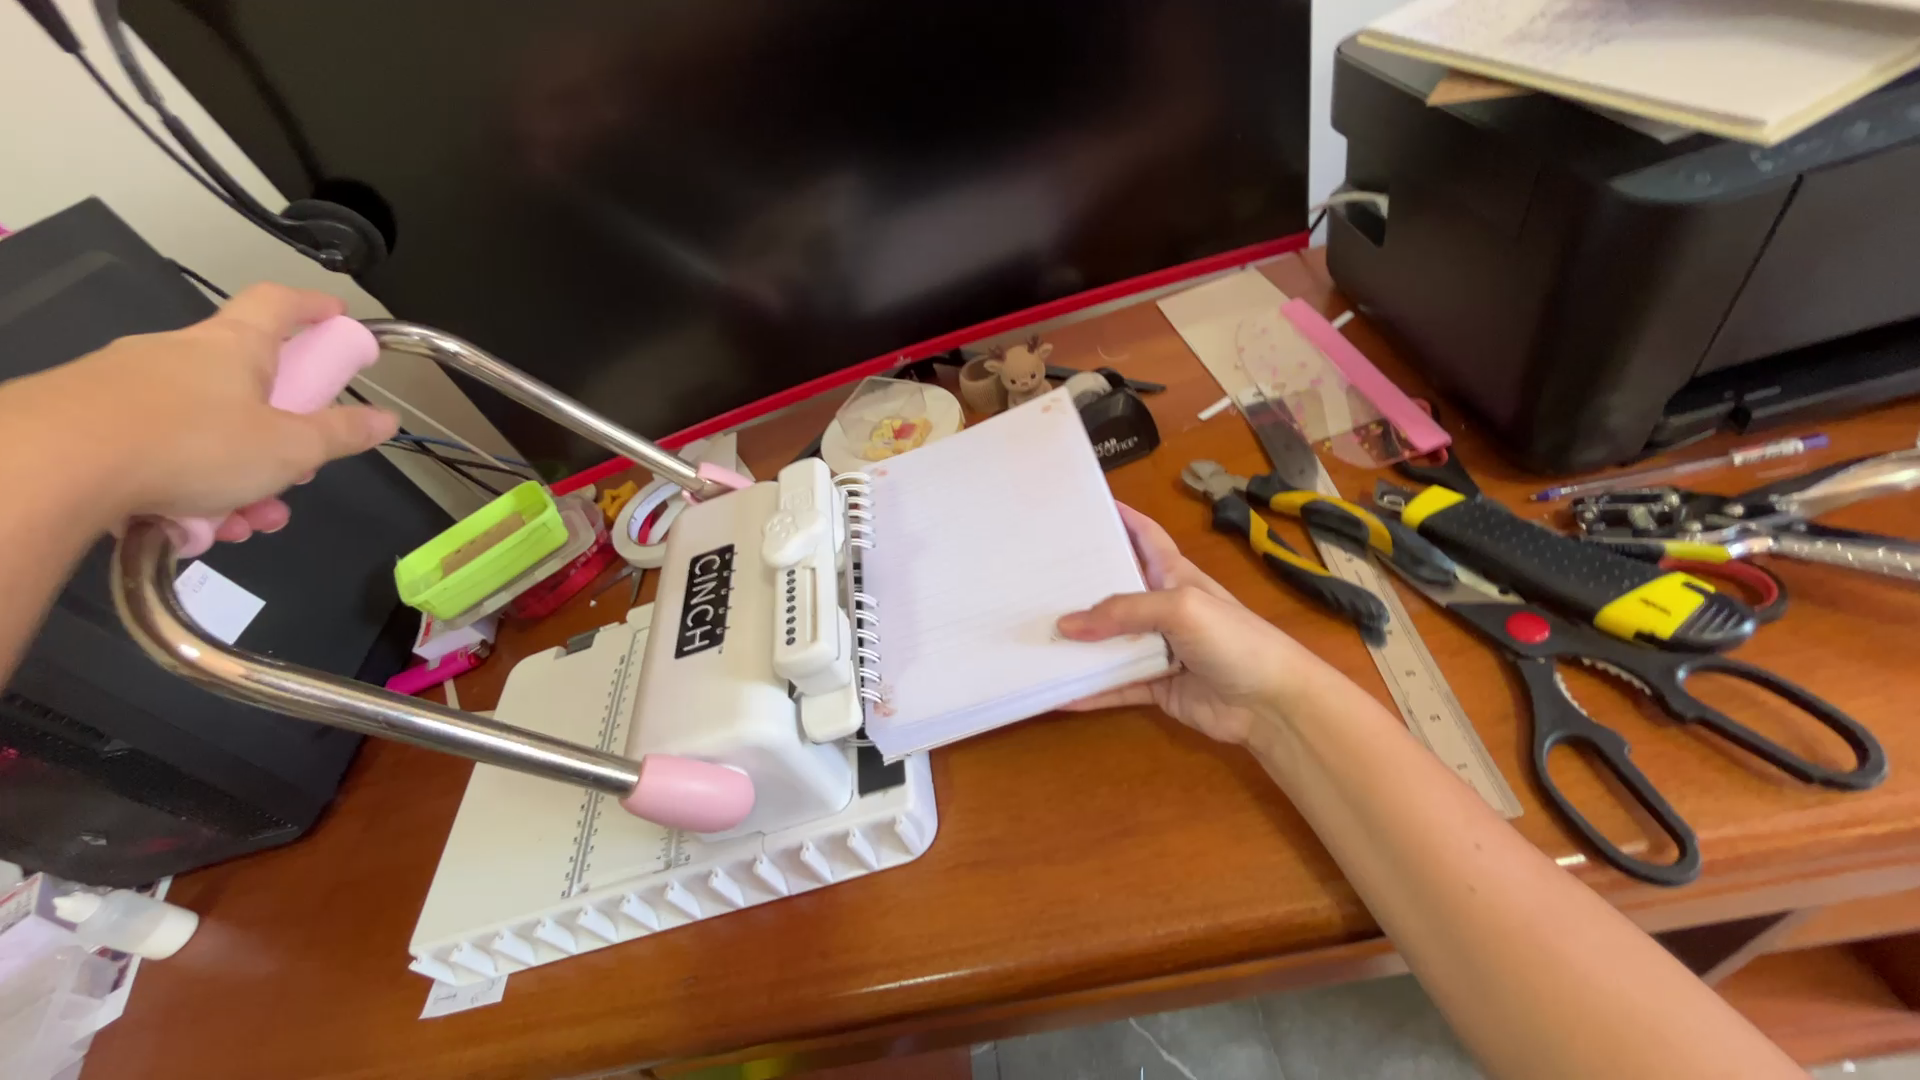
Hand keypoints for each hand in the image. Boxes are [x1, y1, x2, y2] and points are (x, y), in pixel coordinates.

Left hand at [0, 285, 397, 547]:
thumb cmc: (189, 444)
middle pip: (247, 387)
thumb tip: (385, 419)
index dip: (313, 307)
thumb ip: (341, 434)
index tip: (337, 316)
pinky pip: (159, 452)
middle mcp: (176, 356)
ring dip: (239, 478)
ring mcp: (125, 387)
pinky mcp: (86, 423)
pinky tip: (190, 525)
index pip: (277, 305)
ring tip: (245, 521)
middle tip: (298, 474)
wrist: (42, 469)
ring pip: (206, 431)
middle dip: (282, 437)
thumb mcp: (290, 448)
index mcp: (232, 348)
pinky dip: (187, 487)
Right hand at [1056, 504, 1335, 744]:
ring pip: (1108, 642)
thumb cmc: (1234, 639)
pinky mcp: (1155, 686)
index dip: (1120, 517)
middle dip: (1078, 582)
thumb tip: (1064, 626)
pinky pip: (1114, 685)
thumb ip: (1122, 612)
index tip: (1083, 505)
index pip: (1144, 535)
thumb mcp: (1179, 608)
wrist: (1272, 703)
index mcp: (1174, 575)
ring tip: (1031, 635)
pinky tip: (1055, 692)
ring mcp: (1157, 649)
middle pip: (1113, 590)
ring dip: (1076, 641)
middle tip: (1034, 576)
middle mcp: (1161, 607)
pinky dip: (1087, 690)